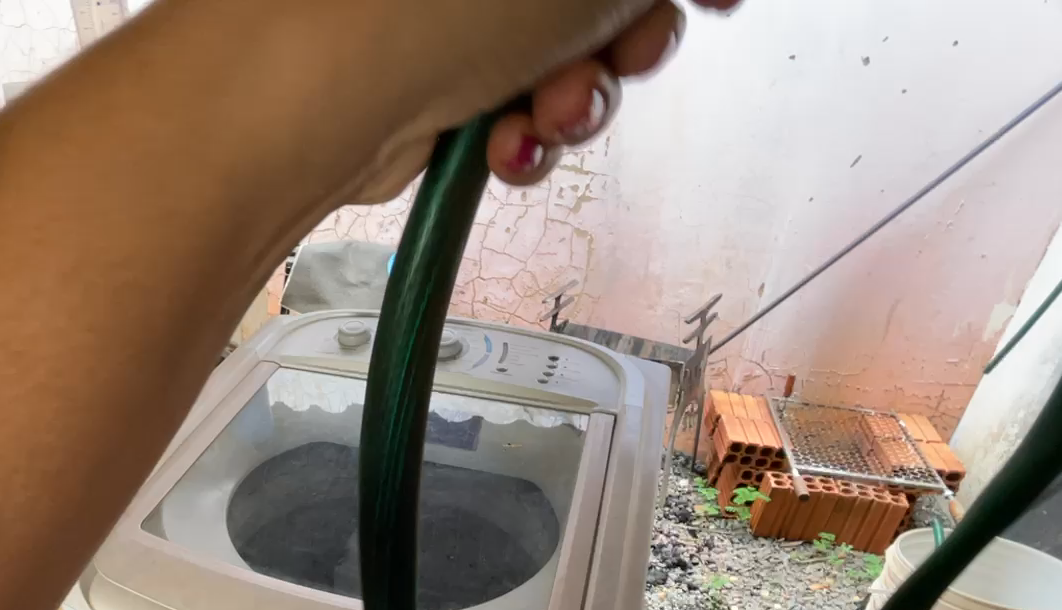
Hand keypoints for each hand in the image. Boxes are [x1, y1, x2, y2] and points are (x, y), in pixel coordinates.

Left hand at [335, 0, 740, 203]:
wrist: (339, 80)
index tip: (721, 2)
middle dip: (631, 36)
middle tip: (625, 54)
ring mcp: (467, 12)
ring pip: (568, 58)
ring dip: (579, 100)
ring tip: (550, 113)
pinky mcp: (442, 75)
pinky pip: (516, 108)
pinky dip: (524, 137)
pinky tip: (505, 143)